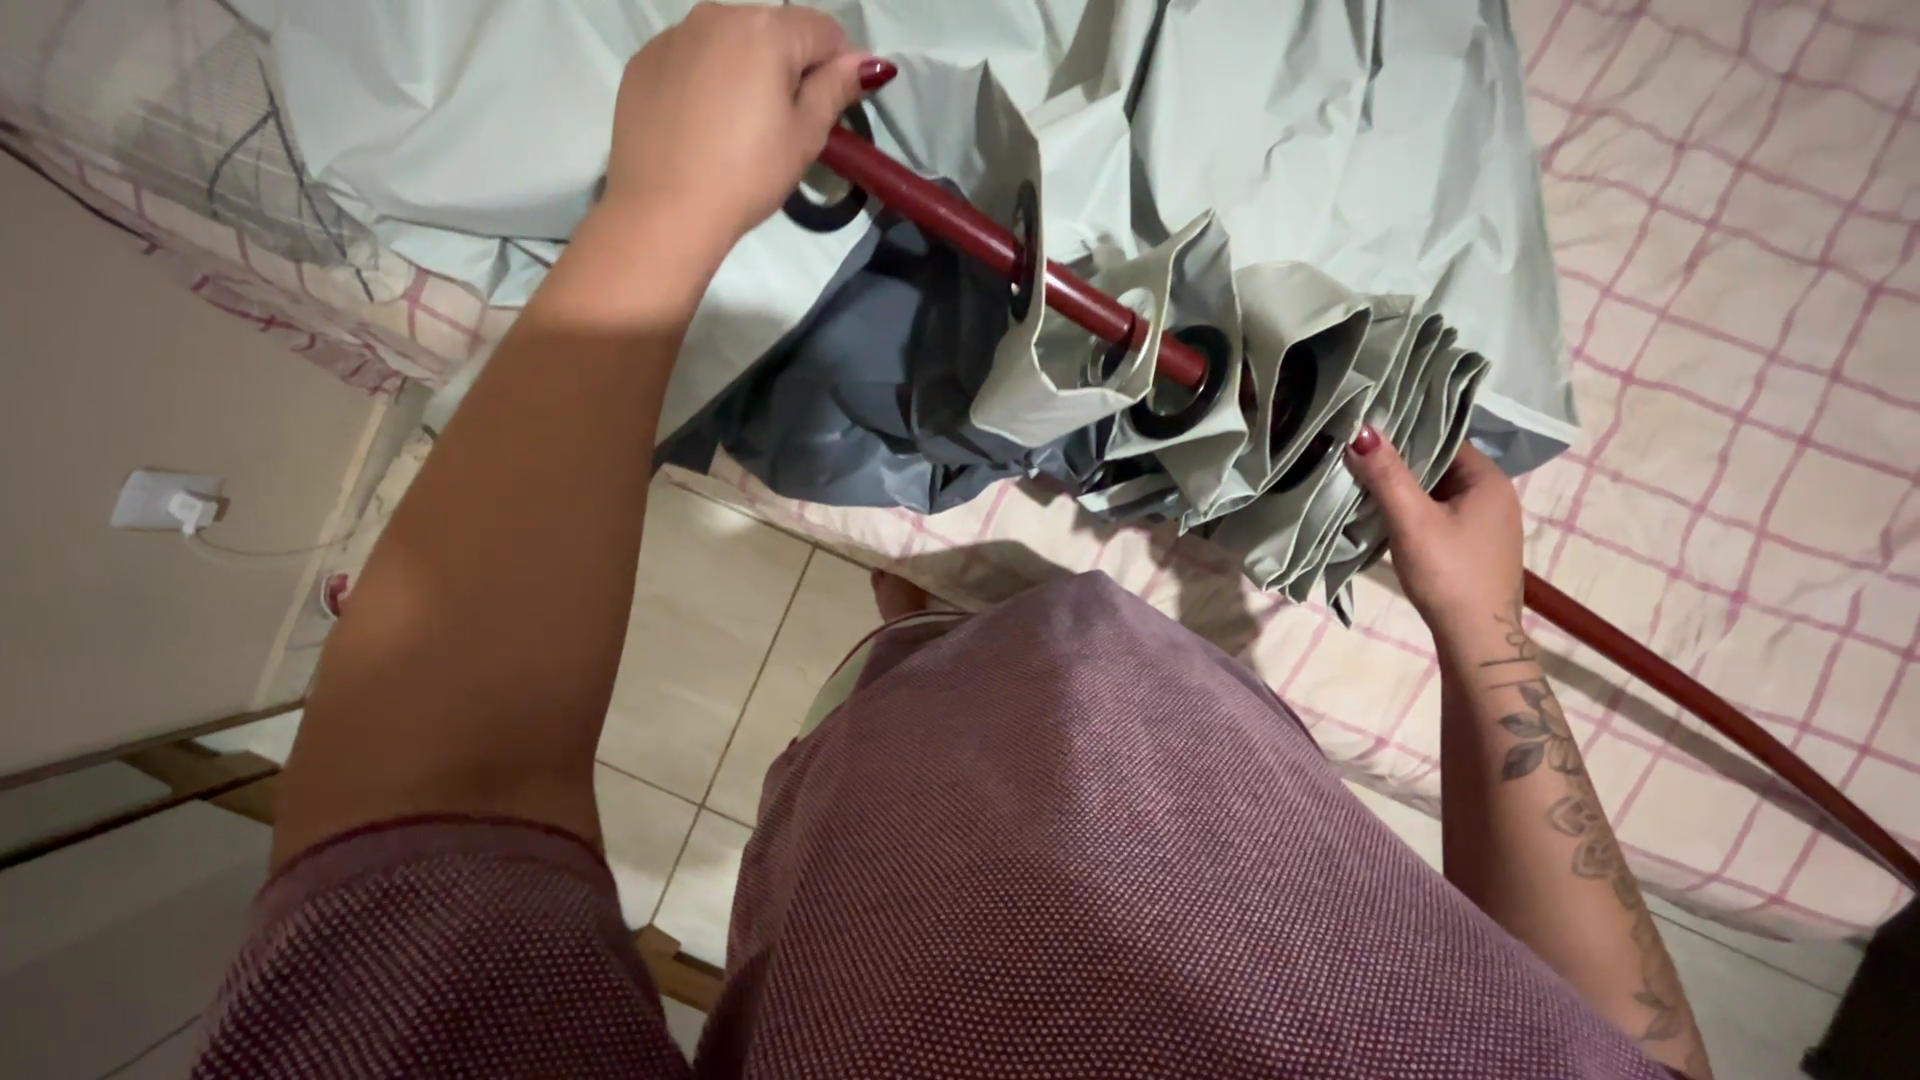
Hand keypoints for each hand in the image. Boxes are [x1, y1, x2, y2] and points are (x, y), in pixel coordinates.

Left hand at [601, 4, 891, 252]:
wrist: (663, 210)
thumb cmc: (747, 176)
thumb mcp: (804, 136)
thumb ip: (836, 88)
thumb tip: (867, 61)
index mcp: (766, 31)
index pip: (824, 29)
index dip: (840, 64)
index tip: (837, 104)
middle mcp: (718, 14)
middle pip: (773, 30)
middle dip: (790, 65)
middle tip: (788, 123)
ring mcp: (674, 35)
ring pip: (729, 42)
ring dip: (747, 70)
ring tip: (742, 126)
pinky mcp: (644, 62)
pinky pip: (691, 59)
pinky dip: (706, 81)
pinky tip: (704, 126)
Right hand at [1344, 427, 1523, 645]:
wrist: (1474, 636)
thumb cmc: (1447, 572)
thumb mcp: (1411, 520)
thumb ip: (1387, 474)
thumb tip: (1361, 429)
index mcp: (1488, 479)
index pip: (1443, 439)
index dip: (1405, 435)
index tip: (1365, 434)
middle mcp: (1494, 493)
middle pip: (1438, 464)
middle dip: (1399, 463)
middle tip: (1355, 457)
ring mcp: (1486, 520)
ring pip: (1436, 490)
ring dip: (1403, 488)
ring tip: (1362, 482)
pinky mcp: (1473, 543)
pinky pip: (1438, 511)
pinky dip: (1413, 509)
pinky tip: (1385, 515)